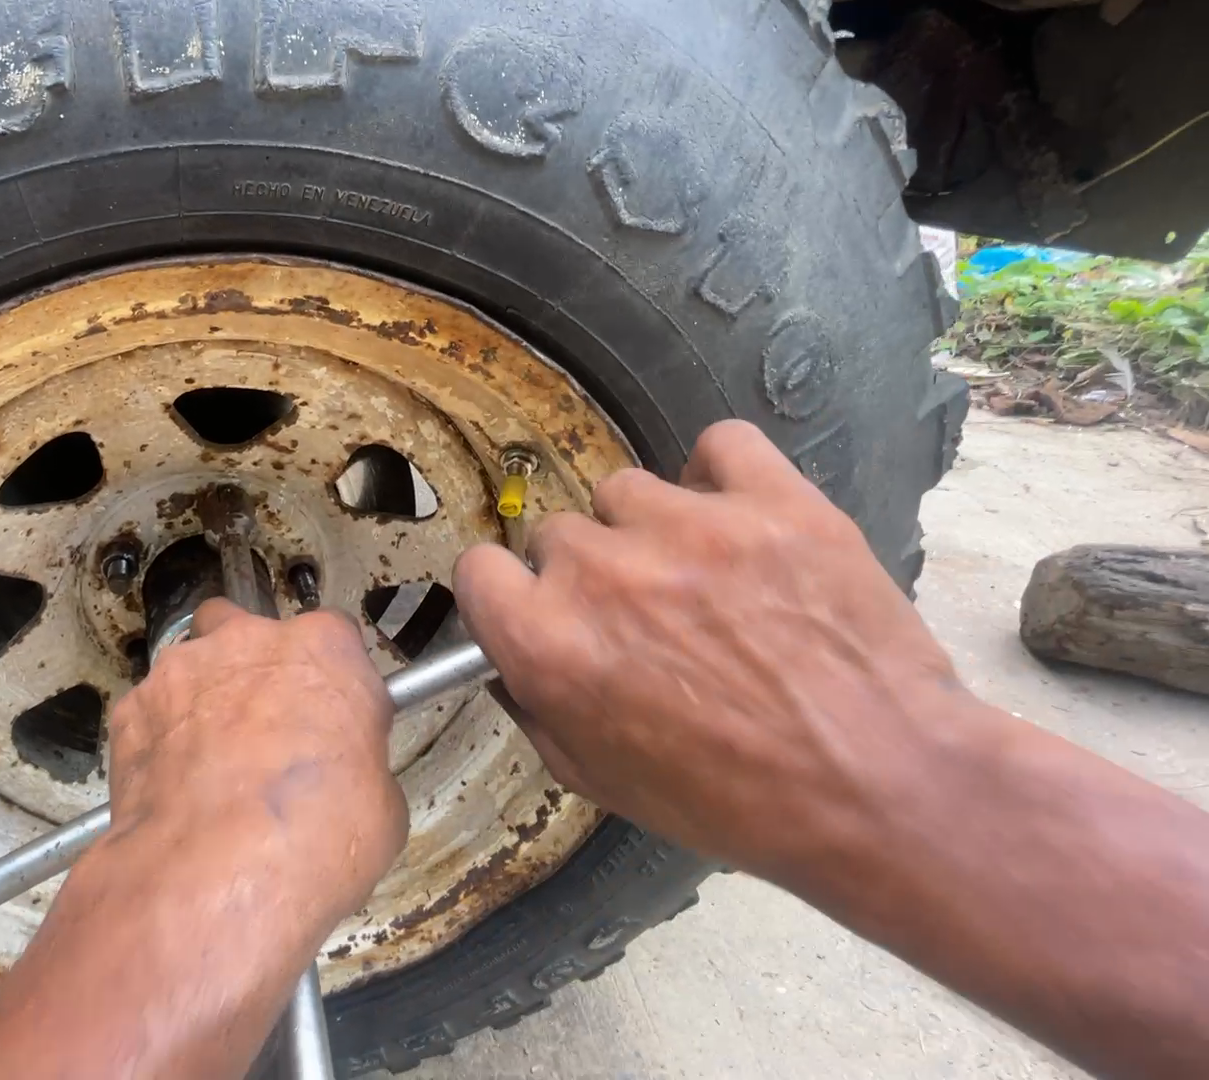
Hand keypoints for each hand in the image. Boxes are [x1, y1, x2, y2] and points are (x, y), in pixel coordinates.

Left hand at [102, 600, 406, 932]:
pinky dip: (161, 739)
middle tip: (261, 725)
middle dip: (252, 668)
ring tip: (209, 764)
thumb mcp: (381, 804)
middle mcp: (249, 640)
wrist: (215, 869)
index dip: (332, 679)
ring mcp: (182, 668)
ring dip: (202, 700)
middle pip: (248, 630)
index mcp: (323, 649)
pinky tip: (172, 788)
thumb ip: (359, 759)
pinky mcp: (132, 707)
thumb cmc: (315, 834)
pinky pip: (151, 713)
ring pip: (192, 666)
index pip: (334, 637)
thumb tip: (346, 773)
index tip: (332, 716)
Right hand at [454, 420, 964, 874]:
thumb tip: (505, 654)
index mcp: (547, 643)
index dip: (502, 593)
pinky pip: (718, 445)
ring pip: (625, 492)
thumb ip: (527, 705)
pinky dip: (718, 474)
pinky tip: (734, 515)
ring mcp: (687, 527)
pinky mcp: (772, 500)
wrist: (881, 788)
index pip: (476, 569)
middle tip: (642, 617)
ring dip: (645, 530)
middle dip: (585, 575)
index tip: (534, 610)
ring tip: (699, 574)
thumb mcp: (590, 776)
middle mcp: (600, 574)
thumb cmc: (724, 796)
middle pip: (556, 535)